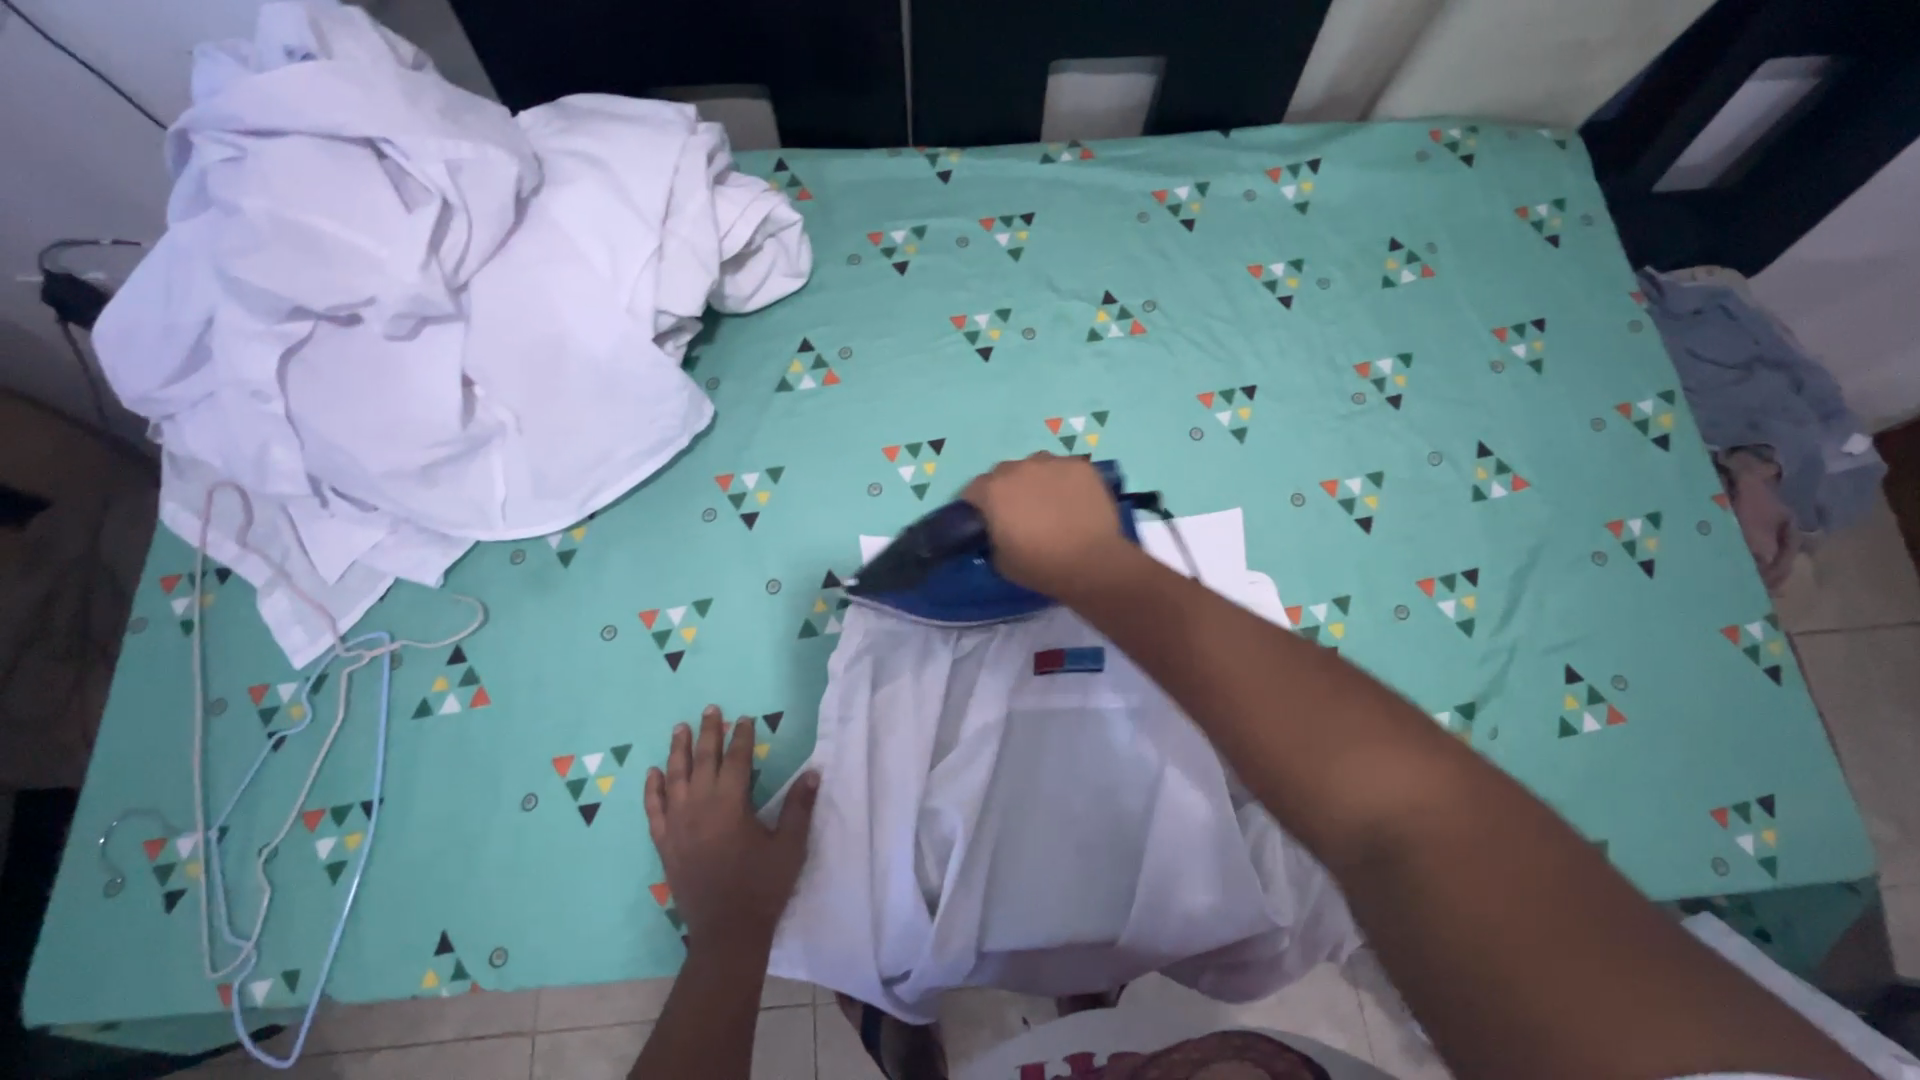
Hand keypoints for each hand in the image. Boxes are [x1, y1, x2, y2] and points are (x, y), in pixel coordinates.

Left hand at [645, 705, 818, 953]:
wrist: (727, 932)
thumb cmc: (763, 887)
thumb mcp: (790, 846)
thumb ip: (799, 807)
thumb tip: (813, 772)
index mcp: (731, 804)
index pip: (737, 759)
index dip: (742, 736)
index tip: (745, 718)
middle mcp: (699, 807)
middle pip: (703, 760)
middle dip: (708, 732)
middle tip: (711, 710)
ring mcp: (677, 825)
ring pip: (675, 777)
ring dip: (678, 750)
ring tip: (680, 728)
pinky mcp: (665, 843)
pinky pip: (654, 808)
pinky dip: (653, 788)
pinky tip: (654, 773)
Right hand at [961, 453, 1135, 597]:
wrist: (1091, 563)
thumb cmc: (1041, 566)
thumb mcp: (1000, 561)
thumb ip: (992, 538)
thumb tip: (997, 531)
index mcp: (993, 491)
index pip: (974, 490)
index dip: (979, 506)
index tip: (987, 521)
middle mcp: (1019, 468)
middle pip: (1004, 473)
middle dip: (1006, 490)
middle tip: (1020, 513)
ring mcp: (1052, 463)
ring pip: (1035, 465)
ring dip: (1035, 480)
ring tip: (1049, 503)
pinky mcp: (1080, 466)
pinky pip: (1063, 468)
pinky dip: (1063, 481)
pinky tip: (1072, 500)